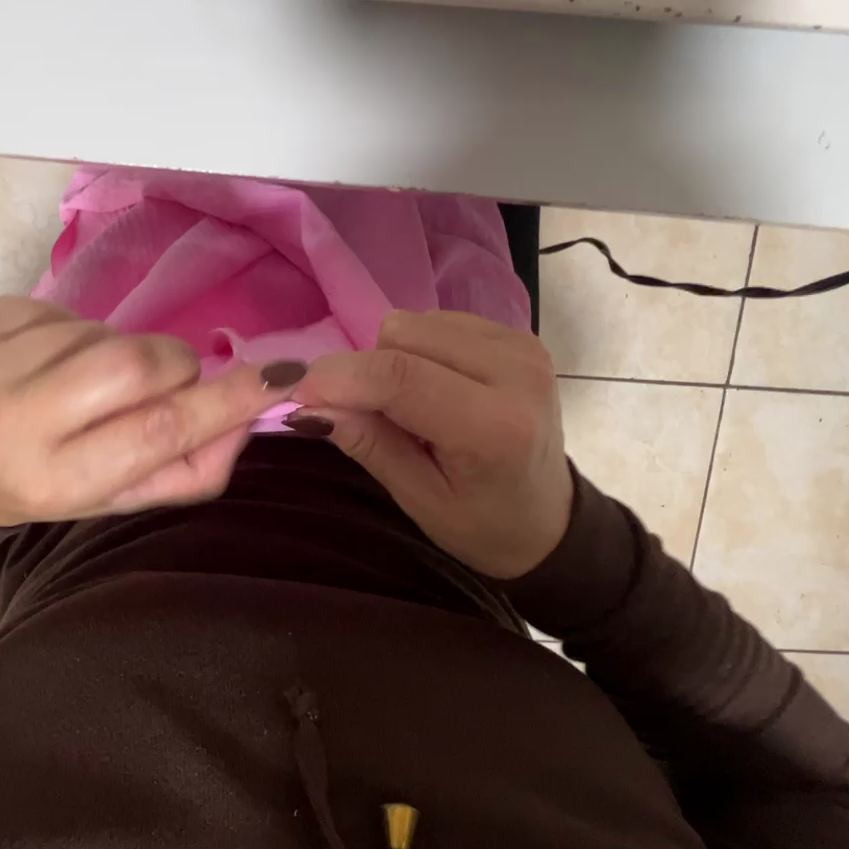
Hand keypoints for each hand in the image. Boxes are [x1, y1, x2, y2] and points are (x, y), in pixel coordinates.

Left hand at [0, 297, 303, 525]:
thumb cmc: (48, 486)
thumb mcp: (120, 497)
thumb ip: (189, 468)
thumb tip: (249, 416)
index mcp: (53, 480)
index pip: (156, 432)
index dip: (224, 402)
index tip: (277, 376)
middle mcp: (10, 421)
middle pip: (132, 363)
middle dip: (173, 363)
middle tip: (168, 380)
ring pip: (101, 331)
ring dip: (118, 351)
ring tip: (88, 383)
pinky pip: (63, 311)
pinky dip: (78, 334)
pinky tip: (54, 361)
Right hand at [286, 310, 573, 578]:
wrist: (549, 522)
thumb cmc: (482, 526)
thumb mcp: (419, 499)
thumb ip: (368, 443)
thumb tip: (309, 404)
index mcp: (494, 427)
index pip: (401, 377)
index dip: (339, 378)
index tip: (298, 392)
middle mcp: (515, 372)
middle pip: (402, 336)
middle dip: (369, 371)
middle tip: (374, 417)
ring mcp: (523, 346)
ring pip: (417, 322)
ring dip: (395, 359)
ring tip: (413, 407)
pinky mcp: (520, 336)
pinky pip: (440, 322)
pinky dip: (421, 351)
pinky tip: (438, 389)